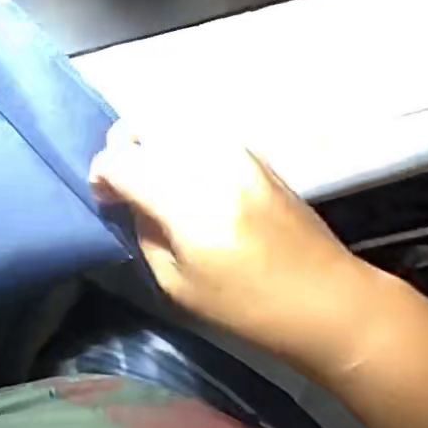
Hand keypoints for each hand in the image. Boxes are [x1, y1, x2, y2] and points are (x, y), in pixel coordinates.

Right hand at [88, 122, 387, 360]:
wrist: (326, 298)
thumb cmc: (247, 306)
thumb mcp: (177, 283)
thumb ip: (145, 232)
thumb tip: (132, 202)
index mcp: (187, 201)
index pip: (121, 162)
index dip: (101, 176)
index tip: (102, 196)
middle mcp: (209, 162)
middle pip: (144, 125)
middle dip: (121, 147)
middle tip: (121, 179)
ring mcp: (235, 151)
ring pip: (172, 120)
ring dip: (150, 141)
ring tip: (149, 174)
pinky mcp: (253, 153)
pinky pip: (200, 131)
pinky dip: (178, 143)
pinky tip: (180, 173)